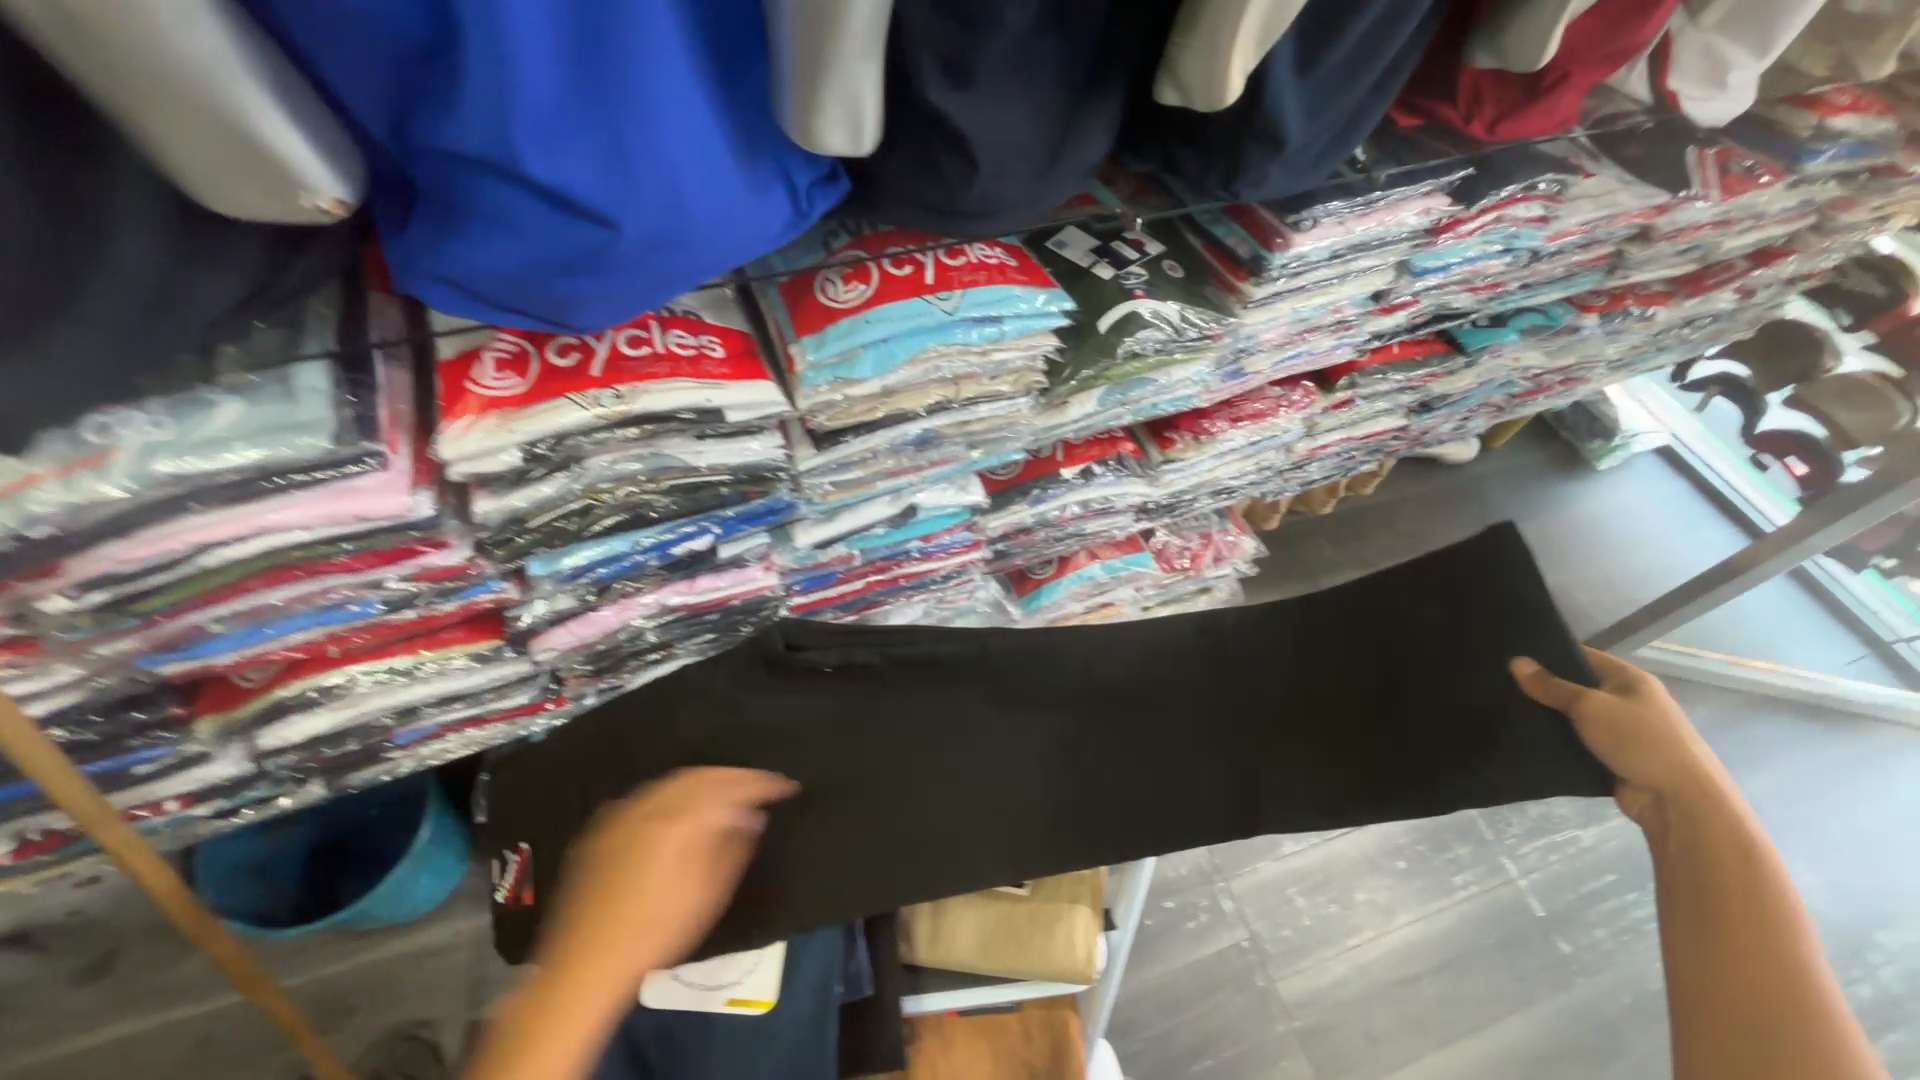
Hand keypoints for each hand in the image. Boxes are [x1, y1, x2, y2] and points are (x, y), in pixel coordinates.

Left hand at [538, 767, 798, 988]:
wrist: (586, 964)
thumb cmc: (658, 933)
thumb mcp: (710, 894)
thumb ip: (734, 848)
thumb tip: (752, 816)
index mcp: (682, 818)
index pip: (732, 786)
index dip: (763, 783)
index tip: (787, 786)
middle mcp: (651, 804)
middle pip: (701, 775)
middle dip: (734, 776)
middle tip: (761, 783)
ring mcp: (622, 813)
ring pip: (672, 781)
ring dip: (704, 781)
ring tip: (727, 791)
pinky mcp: (602, 828)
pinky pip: (648, 795)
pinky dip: (674, 793)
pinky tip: (682, 808)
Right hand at [1510, 647, 1730, 827]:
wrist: (1679, 799)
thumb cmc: (1639, 740)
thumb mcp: (1590, 706)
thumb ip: (1551, 686)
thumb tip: (1515, 661)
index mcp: (1631, 679)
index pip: (1583, 655)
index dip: (1549, 653)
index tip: (1511, 654)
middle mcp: (1629, 700)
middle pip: (1577, 687)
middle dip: (1544, 687)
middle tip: (1500, 682)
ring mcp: (1623, 730)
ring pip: (1575, 717)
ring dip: (1549, 717)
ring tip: (1505, 708)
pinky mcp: (1614, 756)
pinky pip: (1579, 742)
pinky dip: (1559, 741)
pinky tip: (1527, 737)